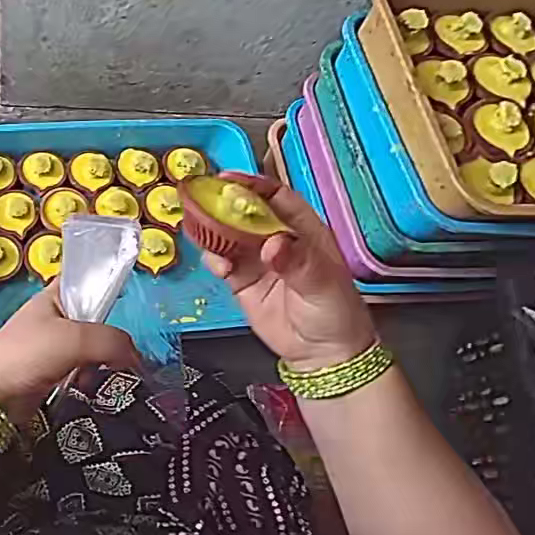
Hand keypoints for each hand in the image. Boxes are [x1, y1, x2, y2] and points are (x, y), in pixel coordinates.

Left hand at [0, 281, 140, 418]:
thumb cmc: (26, 355)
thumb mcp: (75, 339)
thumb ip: (112, 341)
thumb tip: (135, 356)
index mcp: (55, 295)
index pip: (89, 279)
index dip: (110, 285)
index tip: (129, 302)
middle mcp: (55, 316)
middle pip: (97, 319)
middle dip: (112, 336)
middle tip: (122, 352)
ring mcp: (54, 344)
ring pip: (93, 347)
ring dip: (102, 361)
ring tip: (104, 372)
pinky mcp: (53, 370)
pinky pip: (83, 368)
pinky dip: (91, 377)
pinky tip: (88, 385)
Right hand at [199, 173, 377, 370]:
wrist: (323, 355)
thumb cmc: (335, 314)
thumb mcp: (323, 286)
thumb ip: (298, 263)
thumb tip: (273, 244)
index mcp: (303, 231)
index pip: (276, 198)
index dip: (253, 185)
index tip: (229, 179)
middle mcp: (277, 240)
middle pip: (245, 213)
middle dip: (224, 204)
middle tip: (202, 199)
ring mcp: (257, 261)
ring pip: (228, 236)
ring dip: (213, 230)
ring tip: (200, 228)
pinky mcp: (242, 282)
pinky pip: (222, 264)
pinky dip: (215, 260)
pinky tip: (217, 264)